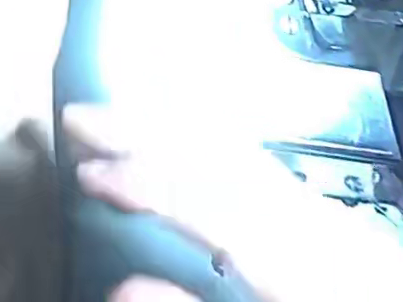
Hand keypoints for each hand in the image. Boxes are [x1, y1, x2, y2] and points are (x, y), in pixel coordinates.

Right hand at [64, 104, 402, 301]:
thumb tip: (118, 289)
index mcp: (316, 271)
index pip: (218, 208)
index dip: (147, 183)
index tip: (88, 174)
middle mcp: (322, 223)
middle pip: (220, 157)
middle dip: (142, 131)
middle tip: (78, 119)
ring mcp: (323, 210)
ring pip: (234, 146)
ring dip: (160, 126)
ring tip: (105, 118)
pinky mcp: (318, 210)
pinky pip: (246, 155)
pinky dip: (193, 134)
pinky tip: (160, 126)